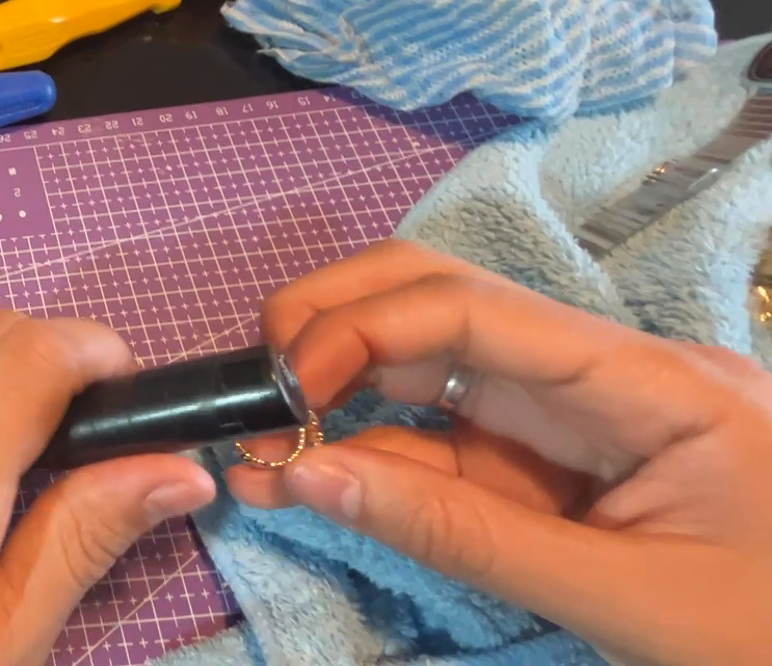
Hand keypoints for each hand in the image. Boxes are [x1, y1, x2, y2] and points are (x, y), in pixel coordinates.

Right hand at [227, 240, 771, 665]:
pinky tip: (298, 477)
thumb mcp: (640, 608)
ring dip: (325, 391)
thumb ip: (462, 535)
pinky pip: (423, 436)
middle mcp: (583, 369)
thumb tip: (304, 475)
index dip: (356, 328)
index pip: (465, 306)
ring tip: (256, 442)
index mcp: (644, 381)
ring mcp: (552, 408)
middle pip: (425, 293)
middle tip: (262, 381)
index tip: (287, 389)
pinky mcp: (528, 453)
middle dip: (327, 323)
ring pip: (411, 357)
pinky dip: (354, 453)